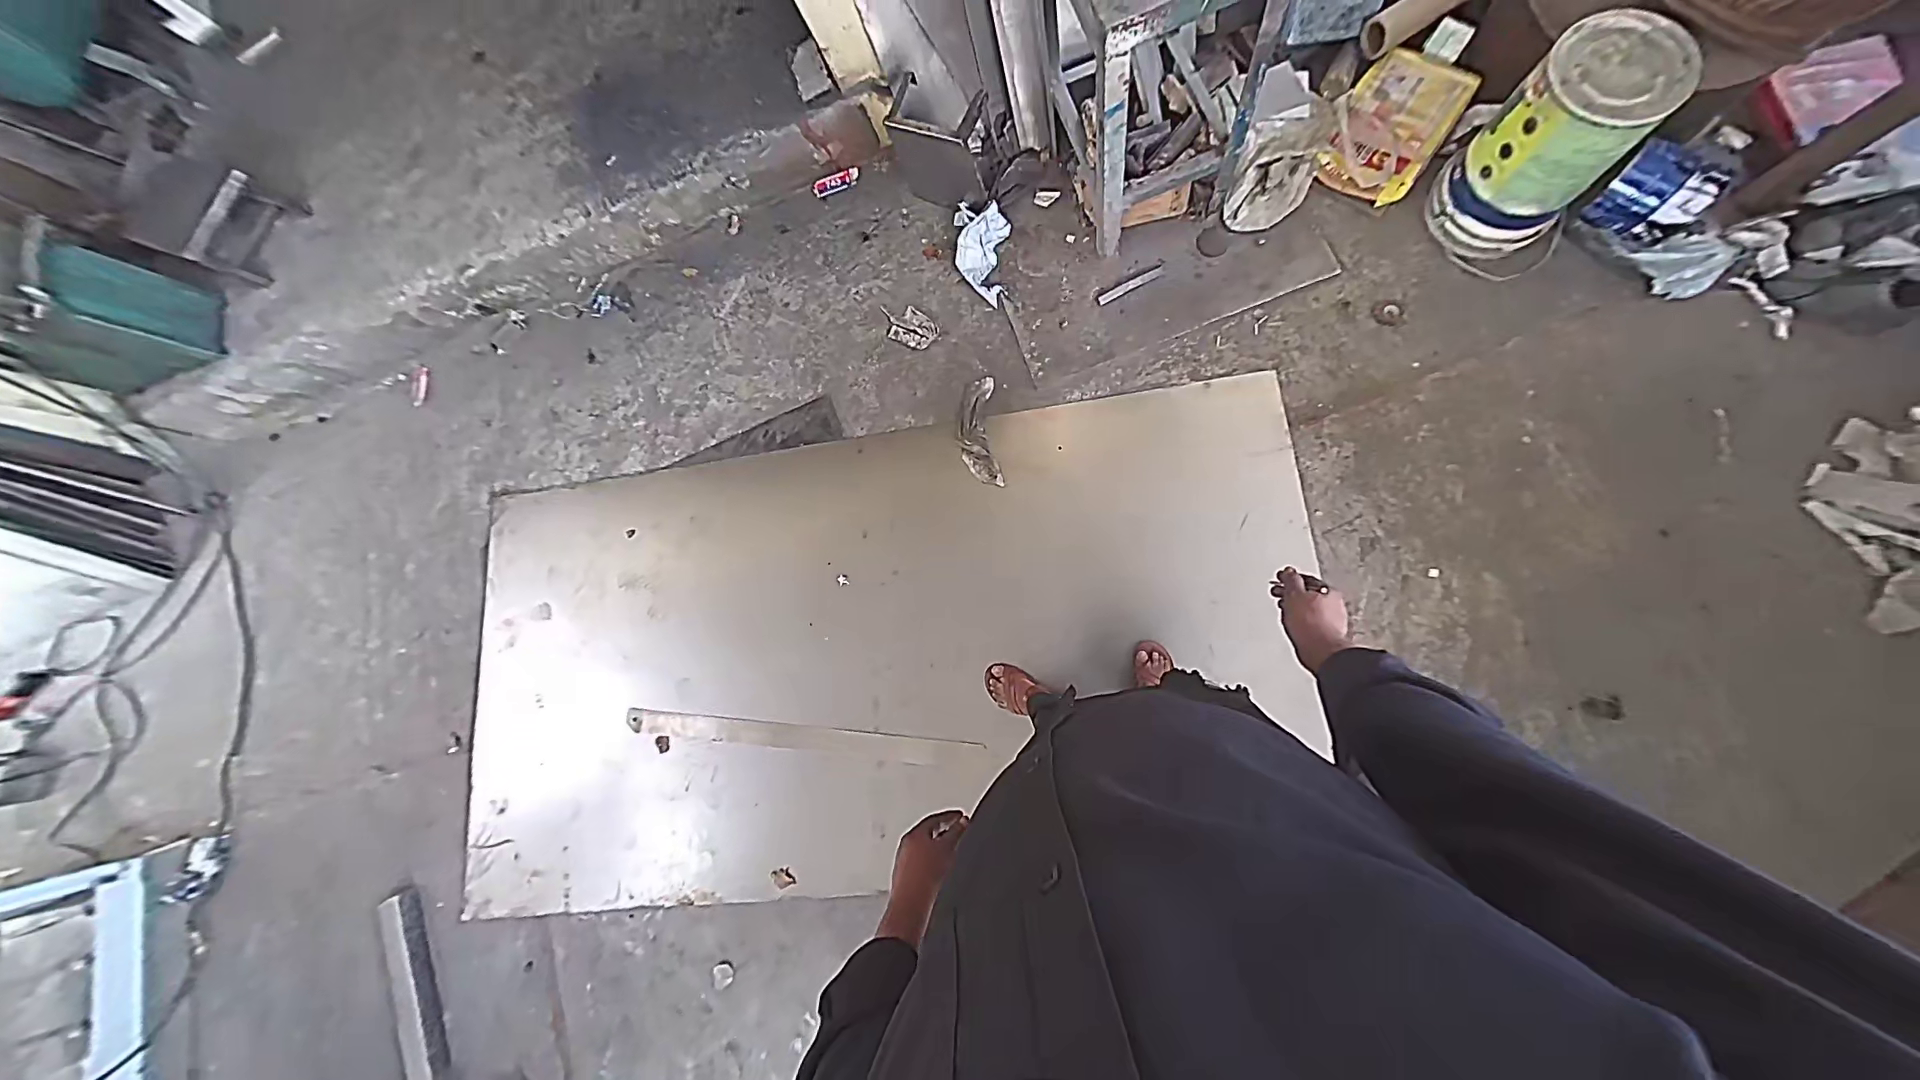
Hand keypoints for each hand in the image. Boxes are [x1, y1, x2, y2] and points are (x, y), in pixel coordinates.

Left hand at [875, 810, 968, 945]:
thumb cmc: (925, 878)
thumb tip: (963, 822)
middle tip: (957, 828)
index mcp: (914, 834)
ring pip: (924, 848)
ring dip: (938, 846)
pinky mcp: (905, 876)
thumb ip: (956, 832)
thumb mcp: (947, 849)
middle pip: (928, 832)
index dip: (950, 816)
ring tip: (951, 849)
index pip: (935, 819)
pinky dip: (932, 860)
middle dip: (944, 830)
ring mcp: (904, 861)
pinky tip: (941, 869)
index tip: (960, 815)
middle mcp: (907, 845)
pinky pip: (921, 862)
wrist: (911, 907)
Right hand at [1271, 567, 1352, 674]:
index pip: (1305, 579)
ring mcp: (1332, 620)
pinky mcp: (1327, 633)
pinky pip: (1311, 622)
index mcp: (1328, 591)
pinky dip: (1301, 620)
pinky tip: (1295, 624)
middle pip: (1309, 594)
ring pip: (1309, 608)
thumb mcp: (1294, 595)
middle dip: (1293, 594)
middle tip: (1279, 593)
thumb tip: (1288, 572)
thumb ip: (1291, 581)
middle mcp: (1333, 604)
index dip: (1290, 578)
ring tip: (1285, 610)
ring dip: (1296, 607)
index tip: (1280, 579)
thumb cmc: (1311, 624)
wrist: (1321, 650)